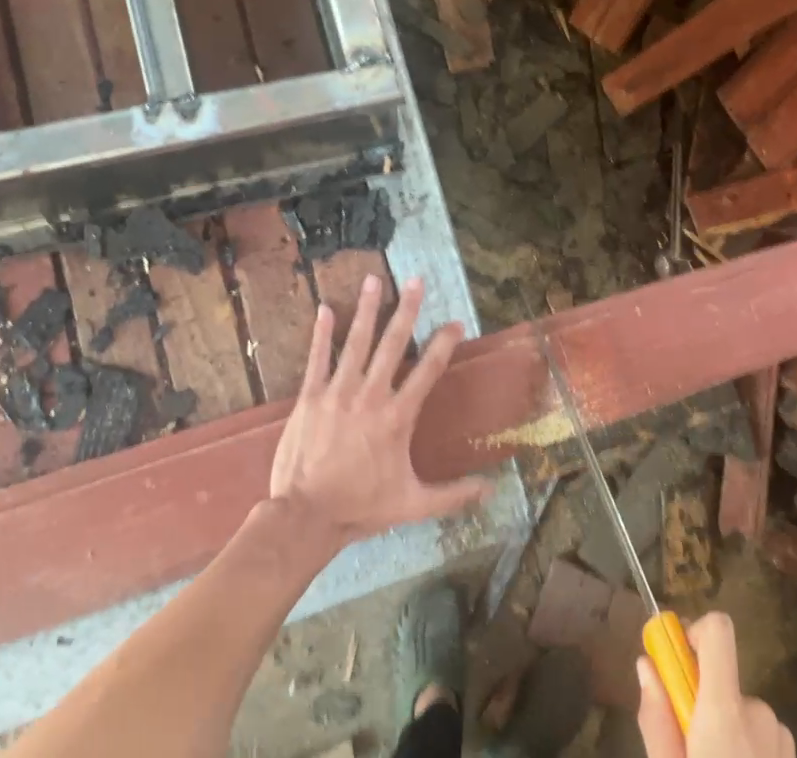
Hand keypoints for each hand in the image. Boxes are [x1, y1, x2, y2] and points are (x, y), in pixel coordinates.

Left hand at [265, 275, 491, 545]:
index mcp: (397, 418)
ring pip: (355, 343)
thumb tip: (491, 489)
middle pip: (392, 345)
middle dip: (406, 310)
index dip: (444, 344)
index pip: (427, 371)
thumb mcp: (414, 504)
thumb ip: (453, 495)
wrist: (305, 515)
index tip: (456, 324)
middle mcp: (370, 397)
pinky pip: (317, 359)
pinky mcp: (309, 399)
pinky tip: (325, 309)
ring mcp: (337, 394)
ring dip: (366, 310)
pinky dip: (322, 334)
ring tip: (374, 280)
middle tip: (416, 280)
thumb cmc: (362, 507)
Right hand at [637, 613, 792, 757]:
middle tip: (686, 744)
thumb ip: (656, 717)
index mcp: (725, 711)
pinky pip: (759, 729)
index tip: (676, 658)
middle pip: (720, 680)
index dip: (695, 632)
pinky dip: (744, 744)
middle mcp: (758, 711)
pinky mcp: (793, 748)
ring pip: (738, 708)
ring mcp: (781, 731)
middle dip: (700, 702)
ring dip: (723, 728)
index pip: (718, 631)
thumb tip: (646, 663)